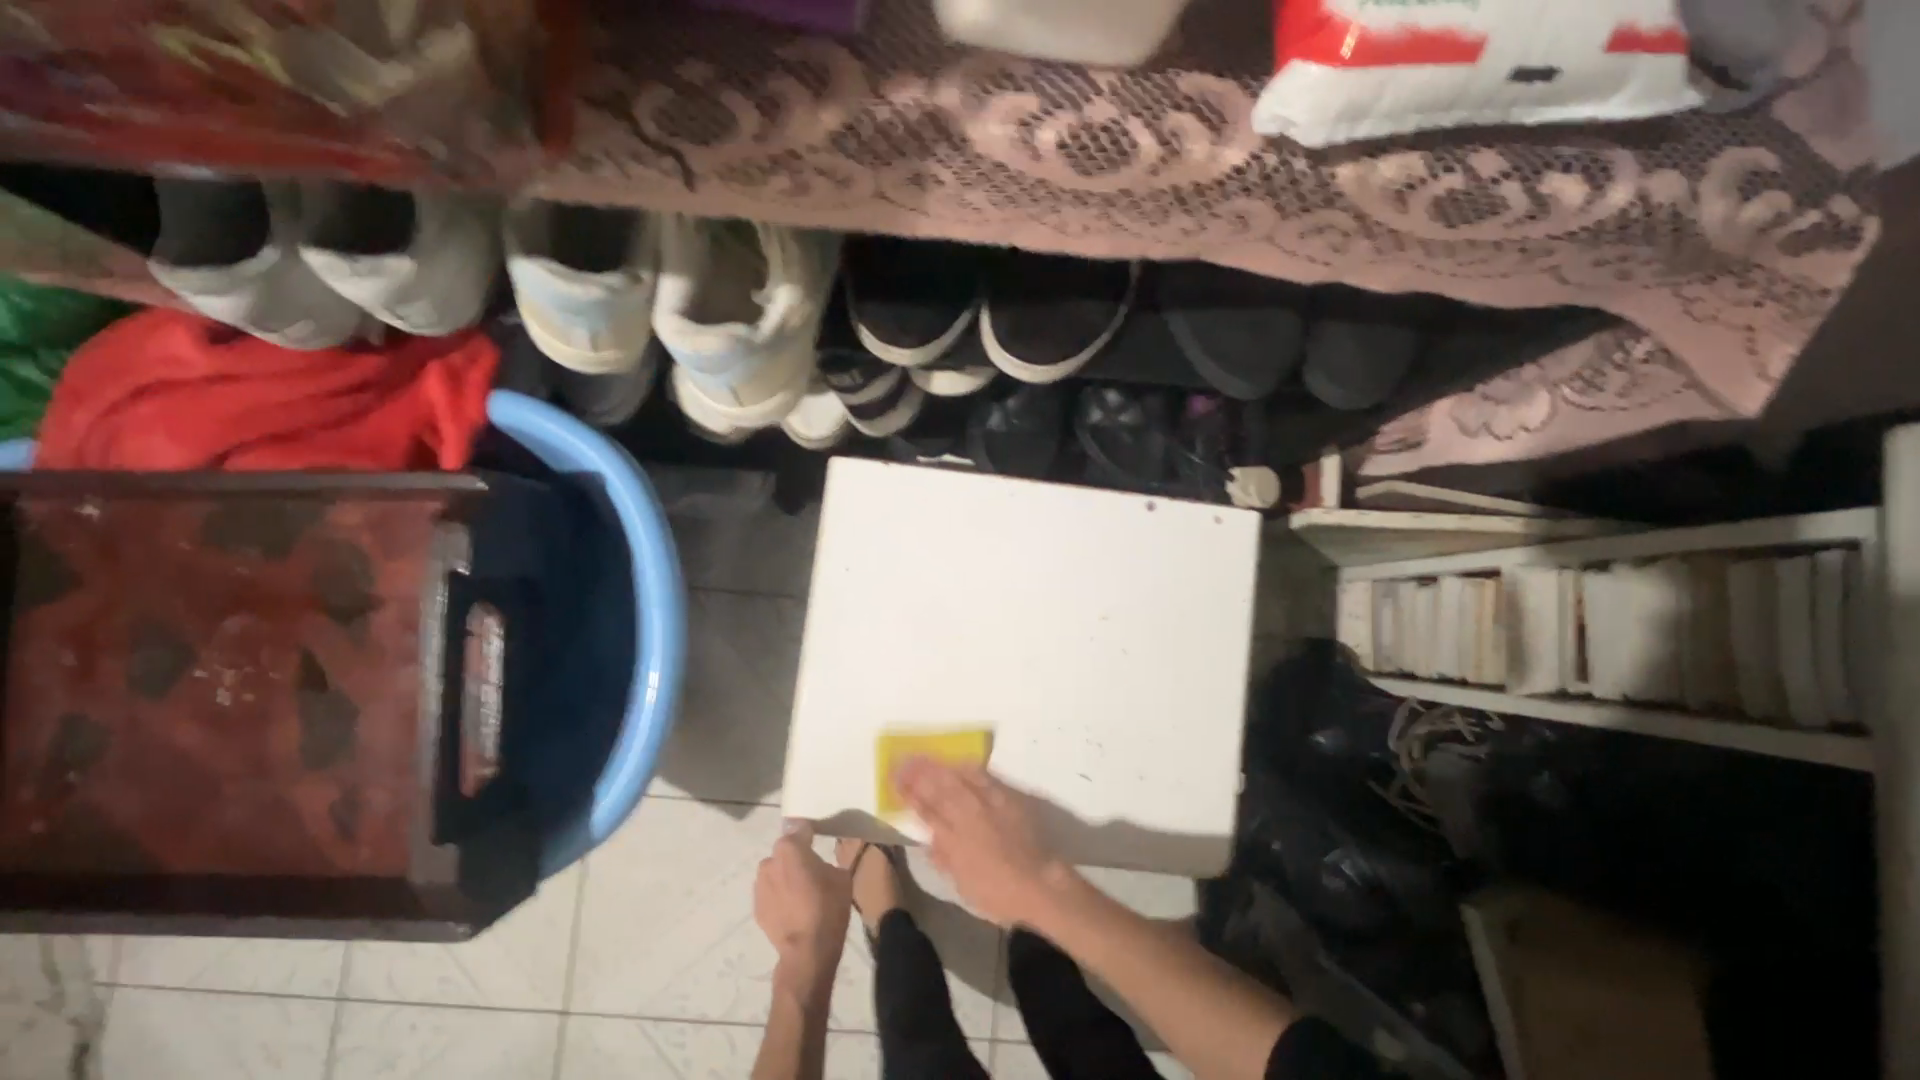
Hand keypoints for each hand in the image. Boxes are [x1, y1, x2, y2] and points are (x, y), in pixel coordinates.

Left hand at [753, 822, 851, 990]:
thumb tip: (819, 866)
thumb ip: (826, 862)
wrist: (808, 949)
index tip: (819, 837)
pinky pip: (770, 892)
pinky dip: (779, 896)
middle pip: (785, 851)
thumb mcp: (841, 877)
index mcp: (791, 848)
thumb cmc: (828, 907)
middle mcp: (770, 861)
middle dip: (796, 856)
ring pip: (775, 872)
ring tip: (801, 893)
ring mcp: (760, 884)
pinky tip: (792, 909)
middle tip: (812, 871)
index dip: (811, 831)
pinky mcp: (756, 906)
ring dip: (785, 876)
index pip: (800, 828)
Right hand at [893, 759, 1072, 927]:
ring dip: (939, 766)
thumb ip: (944, 857)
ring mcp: (987, 803)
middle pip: (937, 788)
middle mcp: (965, 815)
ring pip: (958, 777)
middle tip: (903, 760)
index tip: (894, 779)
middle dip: (918, 773)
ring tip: (925, 756)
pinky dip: (968, 768)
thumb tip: (930, 838)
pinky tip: (960, 762)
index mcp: (950, 838)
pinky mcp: (1007, 798)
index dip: (907, 793)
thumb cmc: (997, 892)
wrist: (1038, 884)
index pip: (924, 810)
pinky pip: (984, 777)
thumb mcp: (961, 883)